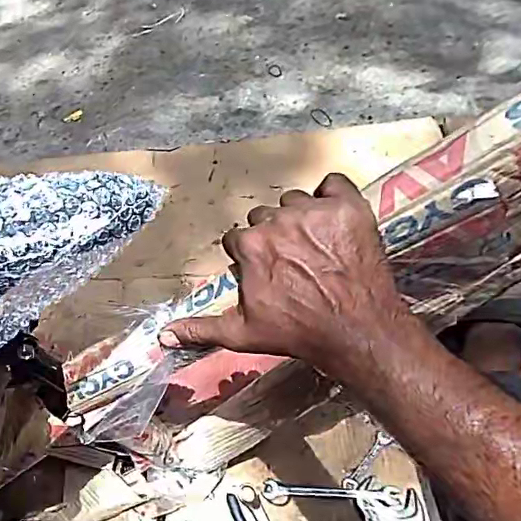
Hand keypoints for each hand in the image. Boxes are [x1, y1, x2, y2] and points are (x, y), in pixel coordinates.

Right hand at [159, 173, 416, 374]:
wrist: (358, 332)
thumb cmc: (297, 332)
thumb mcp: (242, 334)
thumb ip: (200, 328)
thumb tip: (162, 336)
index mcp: (249, 246)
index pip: (238, 239)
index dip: (250, 258)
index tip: (267, 274)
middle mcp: (277, 221)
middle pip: (264, 218)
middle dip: (273, 236)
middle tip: (293, 263)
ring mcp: (314, 212)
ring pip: (296, 201)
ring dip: (300, 218)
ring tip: (316, 247)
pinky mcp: (348, 208)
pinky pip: (334, 184)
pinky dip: (333, 197)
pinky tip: (334, 221)